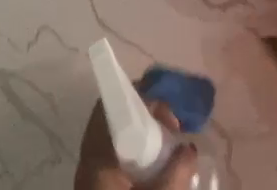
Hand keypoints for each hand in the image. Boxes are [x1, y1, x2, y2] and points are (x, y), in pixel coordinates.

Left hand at [75, 97, 203, 189]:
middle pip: (111, 121)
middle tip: (170, 128)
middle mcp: (87, 164)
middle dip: (143, 116)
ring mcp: (88, 179)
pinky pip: (112, 159)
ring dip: (140, 136)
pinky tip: (155, 168)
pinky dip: (133, 154)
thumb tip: (189, 148)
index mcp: (97, 160)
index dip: (136, 97)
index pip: (108, 107)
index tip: (165, 109)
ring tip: (167, 147)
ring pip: (112, 141)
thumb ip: (177, 172)